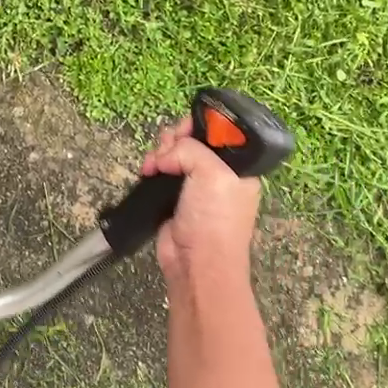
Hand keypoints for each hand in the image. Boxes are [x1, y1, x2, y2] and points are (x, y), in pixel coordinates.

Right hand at [139, 117, 261, 287]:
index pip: (219, 134)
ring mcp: (194, 185)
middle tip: (167, 149)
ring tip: (155, 164)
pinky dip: (152, 165)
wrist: (196, 261)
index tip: (184, 130)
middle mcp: (218, 174)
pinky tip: (148, 170)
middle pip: (191, 140)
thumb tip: (164, 156)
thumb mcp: (212, 173)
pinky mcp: (173, 195)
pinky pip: (161, 168)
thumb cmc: (213, 218)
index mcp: (238, 168)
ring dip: (160, 152)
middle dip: (175, 139)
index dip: (199, 127)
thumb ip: (189, 149)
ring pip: (172, 152)